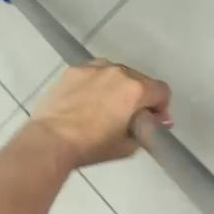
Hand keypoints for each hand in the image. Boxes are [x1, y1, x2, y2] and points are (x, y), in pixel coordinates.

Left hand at [27, 60, 173, 167]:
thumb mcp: (128, 146)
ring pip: (116, 73)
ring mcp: (93, 68)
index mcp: (135, 89)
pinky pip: (93, 73)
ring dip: (118, 86)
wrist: (50, 140)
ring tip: (106, 105)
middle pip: (139, 79)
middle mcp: (118, 72)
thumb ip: (147, 130)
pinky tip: (87, 100)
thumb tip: (154, 121)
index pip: (162, 90)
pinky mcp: (73, 70)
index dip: (162, 107)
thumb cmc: (92, 146)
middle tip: (130, 115)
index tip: (153, 121)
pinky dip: (96, 83)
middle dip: (140, 96)